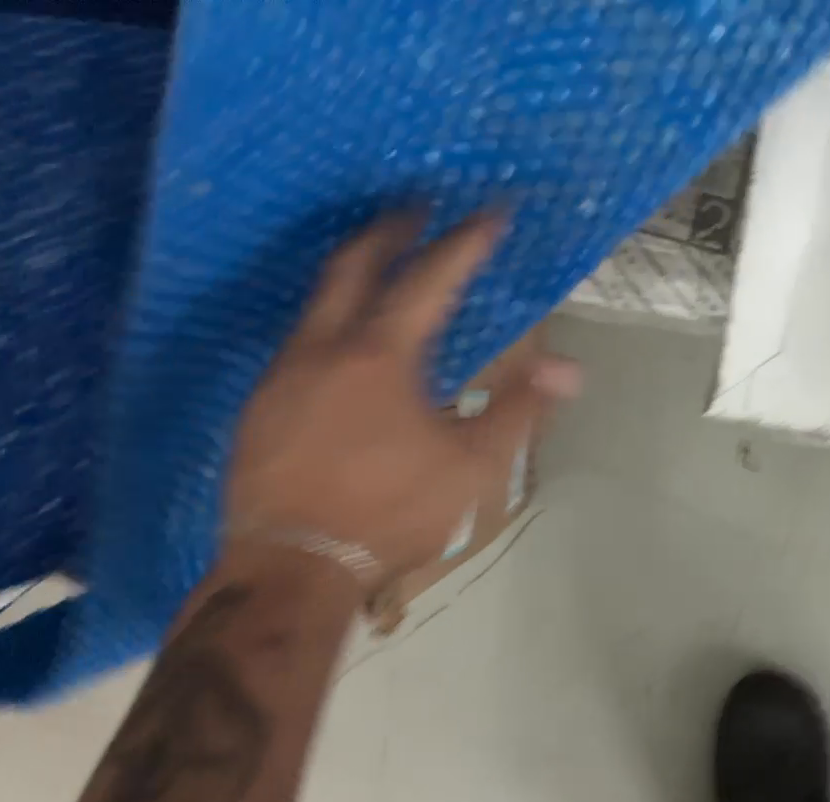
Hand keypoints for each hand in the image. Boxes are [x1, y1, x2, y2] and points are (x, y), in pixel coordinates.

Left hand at [226, 211, 580, 575]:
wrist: (298, 562)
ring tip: (381, 268)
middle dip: (390, 230)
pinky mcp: (261, 403)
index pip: (430, 280)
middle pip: (354, 265)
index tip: (489, 215)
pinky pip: (298, 339)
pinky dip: (329, 319)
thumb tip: (568, 369)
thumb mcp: (472, 465)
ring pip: (317, 301)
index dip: (463, 244)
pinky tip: (343, 344)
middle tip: (417, 209)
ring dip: (353, 272)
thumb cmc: (395, 510)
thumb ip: (517, 410)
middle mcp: (325, 347)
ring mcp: (284, 373)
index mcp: (382, 356)